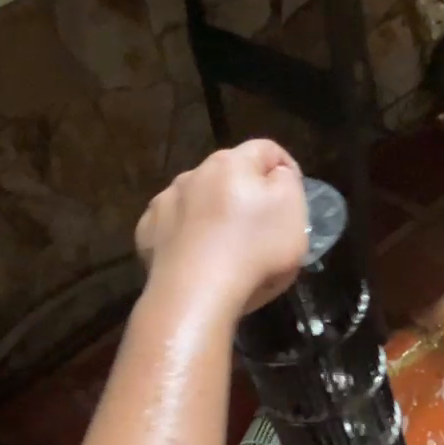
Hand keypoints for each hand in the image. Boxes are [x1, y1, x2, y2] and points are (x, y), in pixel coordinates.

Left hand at [135, 139, 308, 316]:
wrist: (195, 294)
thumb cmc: (254, 251)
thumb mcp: (294, 212)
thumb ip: (288, 183)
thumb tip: (276, 175)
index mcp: (232, 163)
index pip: (267, 150)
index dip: (287, 169)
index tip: (295, 196)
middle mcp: (194, 174)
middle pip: (228, 175)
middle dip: (245, 194)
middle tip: (261, 228)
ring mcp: (165, 203)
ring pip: (197, 200)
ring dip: (212, 213)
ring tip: (225, 248)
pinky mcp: (147, 233)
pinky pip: (172, 227)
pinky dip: (185, 236)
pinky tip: (196, 259)